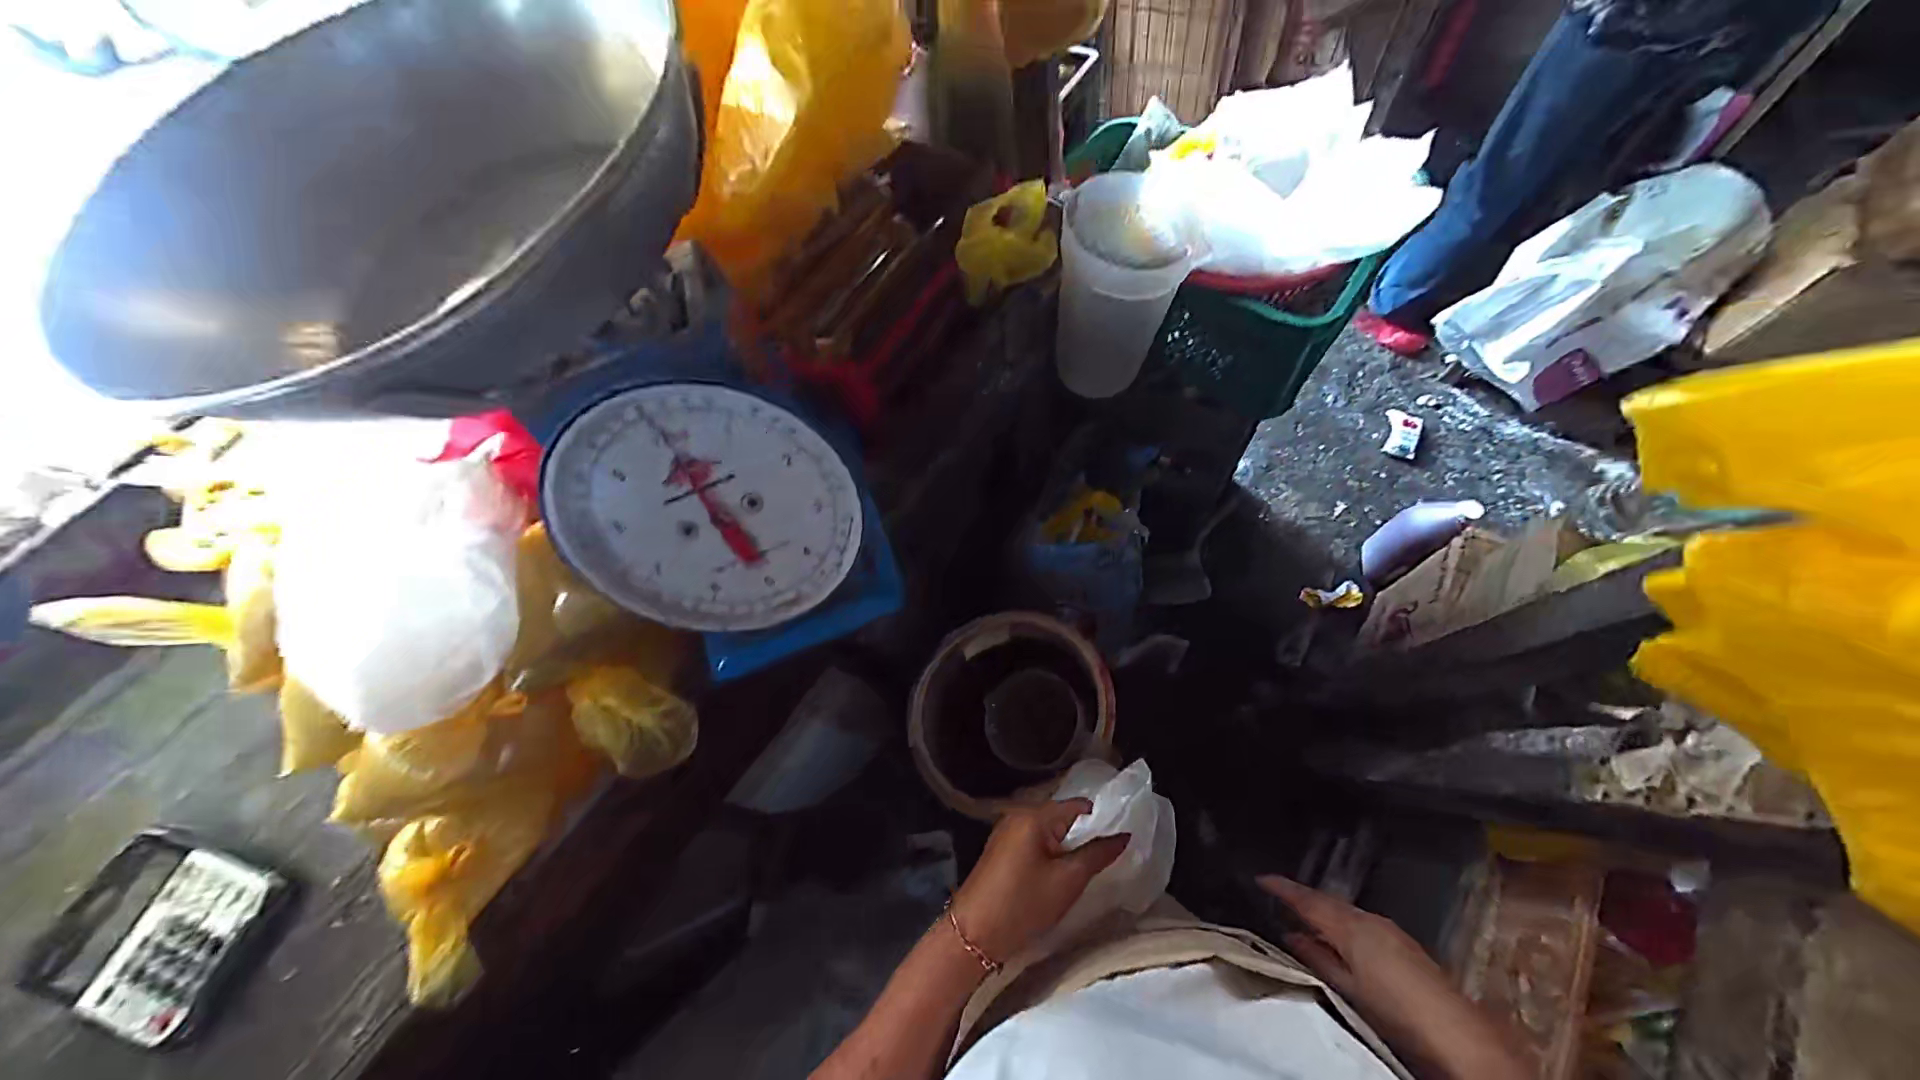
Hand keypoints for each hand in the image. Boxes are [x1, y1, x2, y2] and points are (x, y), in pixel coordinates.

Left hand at [950, 798, 1128, 963]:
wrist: (974, 933)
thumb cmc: (1023, 903)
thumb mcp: (1068, 881)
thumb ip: (1097, 854)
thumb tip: (1124, 835)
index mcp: (1034, 815)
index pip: (1078, 805)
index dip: (1102, 819)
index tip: (1121, 838)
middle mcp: (1018, 814)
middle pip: (1062, 816)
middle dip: (1084, 835)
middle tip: (1107, 857)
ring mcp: (1006, 831)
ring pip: (1048, 831)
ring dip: (1067, 846)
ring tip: (1088, 867)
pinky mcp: (1001, 849)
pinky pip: (1034, 841)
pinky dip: (1050, 852)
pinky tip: (1060, 872)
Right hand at [1257, 875, 1531, 1079]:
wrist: (1461, 1039)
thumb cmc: (1396, 1012)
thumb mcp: (1347, 989)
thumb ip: (1317, 959)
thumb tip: (1292, 935)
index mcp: (1351, 926)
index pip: (1308, 899)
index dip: (1282, 888)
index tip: (1260, 878)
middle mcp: (1370, 920)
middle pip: (1328, 901)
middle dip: (1302, 897)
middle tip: (1276, 896)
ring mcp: (1390, 930)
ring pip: (1345, 911)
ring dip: (1323, 911)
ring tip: (1300, 916)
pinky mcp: (1404, 944)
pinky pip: (1361, 922)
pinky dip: (1342, 923)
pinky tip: (1336, 937)